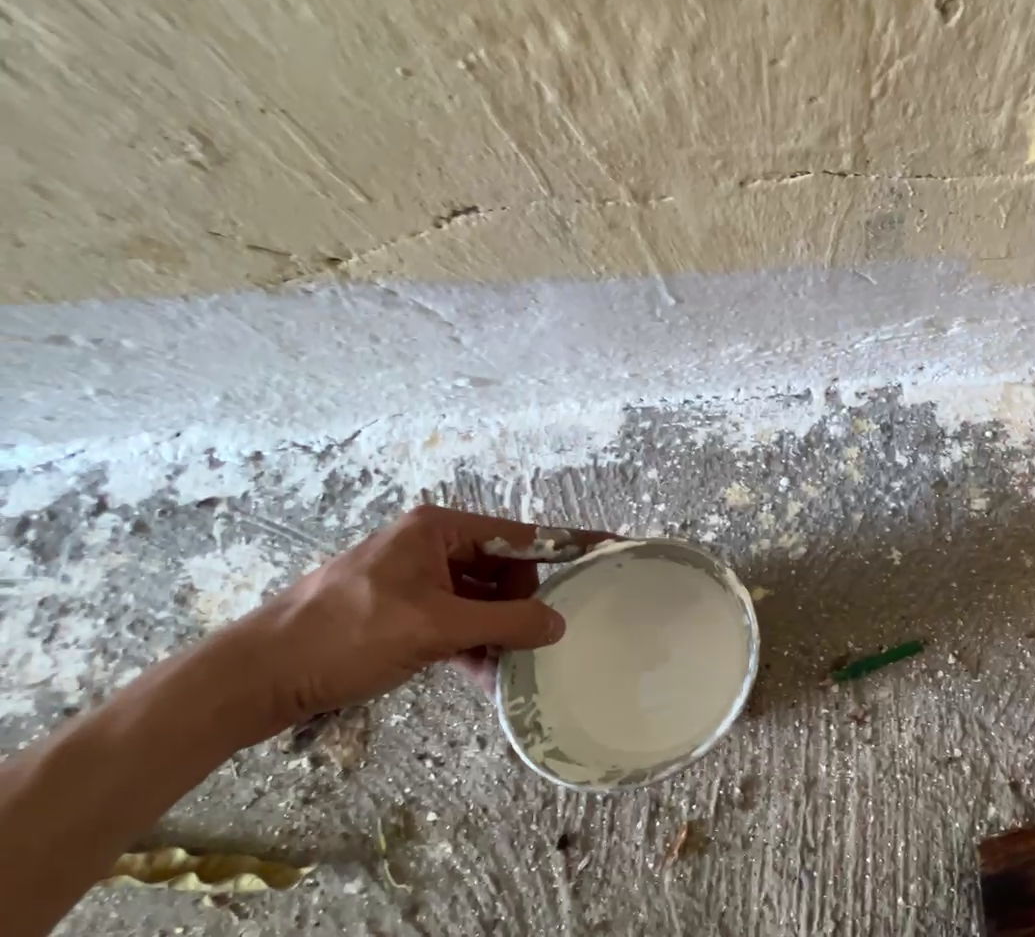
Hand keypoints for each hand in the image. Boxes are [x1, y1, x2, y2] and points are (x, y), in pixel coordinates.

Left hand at [218, 506, 604, 737]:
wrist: (252, 680)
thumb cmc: (346, 636)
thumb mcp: (436, 628)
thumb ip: (506, 621)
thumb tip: (560, 624)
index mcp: (438, 529)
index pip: (521, 535)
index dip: (566, 547)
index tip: (607, 552)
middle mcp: (429, 545)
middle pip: (502, 569)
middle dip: (521, 606)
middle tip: (536, 641)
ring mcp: (412, 579)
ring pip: (479, 600)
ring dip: (496, 631)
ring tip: (512, 667)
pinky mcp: (397, 611)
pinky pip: (453, 620)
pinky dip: (470, 643)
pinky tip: (485, 675)